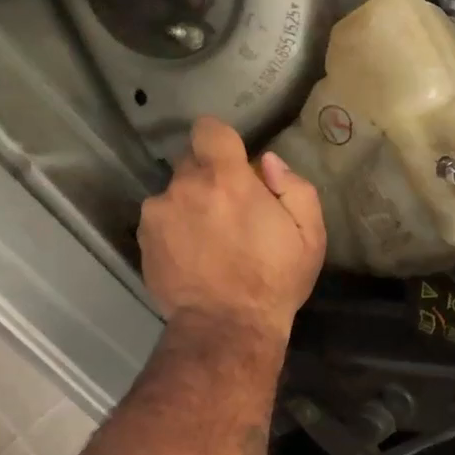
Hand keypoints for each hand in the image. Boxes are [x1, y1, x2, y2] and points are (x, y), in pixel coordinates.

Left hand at [139, 117, 325, 339]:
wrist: (228, 324)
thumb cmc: (277, 279)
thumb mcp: (311, 236)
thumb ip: (295, 190)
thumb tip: (269, 164)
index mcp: (228, 180)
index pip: (211, 130)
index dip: (225, 141)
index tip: (239, 163)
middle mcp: (185, 187)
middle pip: (194, 163)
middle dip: (214, 179)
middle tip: (237, 213)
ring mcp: (158, 212)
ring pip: (178, 194)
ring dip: (195, 207)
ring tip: (216, 242)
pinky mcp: (143, 237)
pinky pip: (163, 220)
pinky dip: (179, 230)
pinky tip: (198, 257)